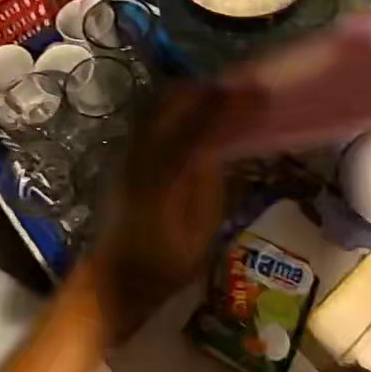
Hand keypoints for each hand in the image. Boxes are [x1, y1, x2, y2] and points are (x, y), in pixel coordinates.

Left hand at [81, 83, 241, 340]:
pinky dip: (174, 108)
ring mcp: (126, 152)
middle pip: (171, 101)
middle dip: (207, 90)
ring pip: (156, 104)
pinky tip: (193, 117)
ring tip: (218, 99)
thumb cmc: (164, 263)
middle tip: (237, 91)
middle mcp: (140, 154)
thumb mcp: (201, 229)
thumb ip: (211, 182)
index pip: (199, 125)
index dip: (228, 104)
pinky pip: (149, 118)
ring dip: (189, 95)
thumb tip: (220, 145)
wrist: (115, 280)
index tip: (255, 93)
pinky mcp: (122, 156)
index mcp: (164, 174)